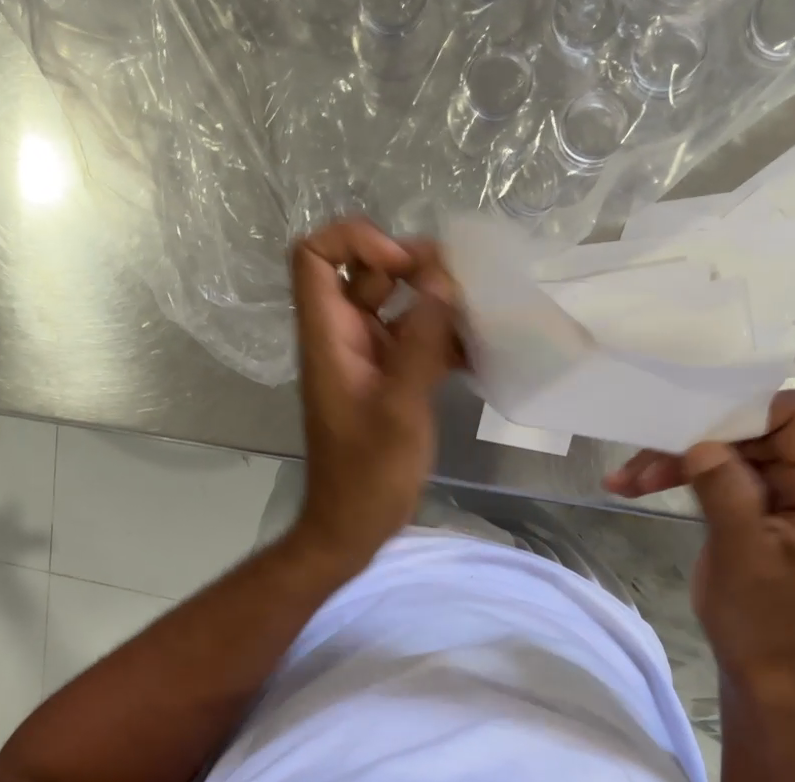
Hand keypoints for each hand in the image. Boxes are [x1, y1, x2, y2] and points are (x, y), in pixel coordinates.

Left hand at [290, 219, 461, 564]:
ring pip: (394, 305)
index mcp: (328, 338)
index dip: (356, 241)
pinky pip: (411, 340)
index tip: (404, 268)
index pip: (314, 256)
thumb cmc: (368, 476)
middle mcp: (342, 339)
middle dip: (411, 267)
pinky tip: (478, 352)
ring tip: (479, 315)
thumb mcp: (400, 408)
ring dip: (434, 303)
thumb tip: (442, 281)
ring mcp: (364, 360)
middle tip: (459, 286)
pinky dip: (441, 338)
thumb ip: (421, 342)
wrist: (352, 527)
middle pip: (363, 272)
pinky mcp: (386, 381)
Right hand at [603, 391, 794, 686]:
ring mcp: (787, 490)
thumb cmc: (758, 615)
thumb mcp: (740, 554)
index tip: (686, 424)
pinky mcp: (760, 501)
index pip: (794, 417)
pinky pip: (720, 471)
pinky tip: (637, 485)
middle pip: (754, 429)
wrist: (758, 660)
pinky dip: (680, 475)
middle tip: (640, 462)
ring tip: (627, 479)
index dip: (741, 411)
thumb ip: (725, 492)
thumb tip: (700, 443)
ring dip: (677, 459)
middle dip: (695, 440)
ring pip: (729, 448)